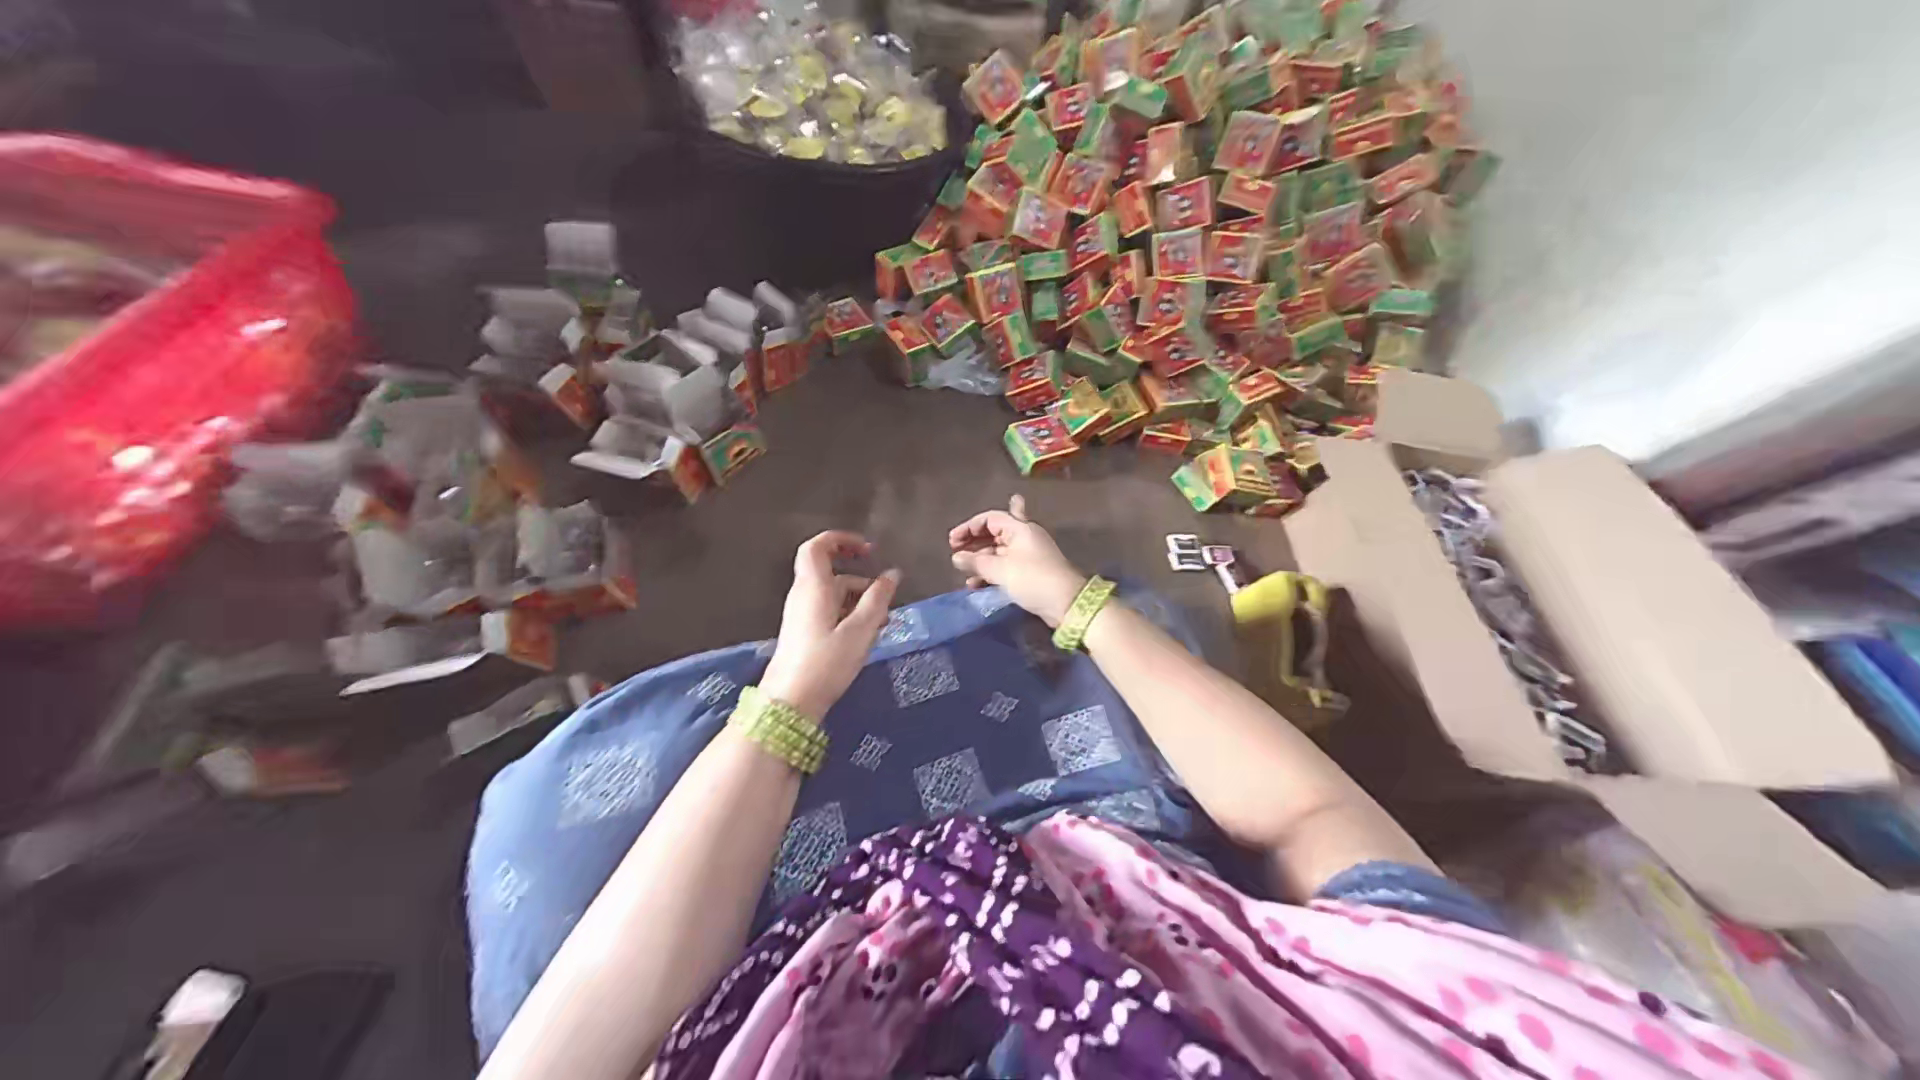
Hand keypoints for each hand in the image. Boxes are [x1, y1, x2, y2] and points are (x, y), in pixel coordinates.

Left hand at [759, 531, 900, 720]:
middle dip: (862, 581)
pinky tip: (867, 637)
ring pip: (833, 596)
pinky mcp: (804, 634)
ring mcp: (802, 615)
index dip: (841, 540)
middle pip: (832, 574)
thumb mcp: (860, 630)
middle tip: (886, 597)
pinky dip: (850, 616)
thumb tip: (892, 574)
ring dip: (859, 602)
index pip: (818, 547)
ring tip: (883, 623)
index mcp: (813, 587)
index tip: (868, 550)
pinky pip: (829, 613)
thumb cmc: (826, 662)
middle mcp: (804, 596)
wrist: (790, 703)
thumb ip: (878, 599)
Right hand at [948, 495, 1087, 626]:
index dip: (968, 527)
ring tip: (965, 572)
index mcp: (1019, 528)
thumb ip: (975, 562)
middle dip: (973, 543)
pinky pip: (1004, 566)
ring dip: (980, 560)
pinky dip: (990, 572)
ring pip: (998, 551)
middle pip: (993, 533)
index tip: (952, 542)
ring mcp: (1028, 554)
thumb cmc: (1032, 579)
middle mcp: (1024, 537)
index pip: (989, 519)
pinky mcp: (1030, 572)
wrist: (1066, 603)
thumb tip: (956, 557)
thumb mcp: (1000, 570)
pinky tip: (977, 584)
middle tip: (955, 553)